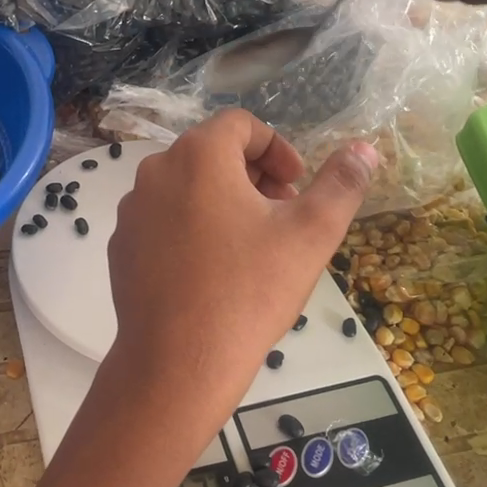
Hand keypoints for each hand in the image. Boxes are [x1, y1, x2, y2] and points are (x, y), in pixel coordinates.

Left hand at [105, 111, 377, 413]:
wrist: (177, 362)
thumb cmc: (248, 291)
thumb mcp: (309, 234)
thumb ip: (341, 184)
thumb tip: (364, 149)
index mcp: (197, 155)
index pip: (240, 124)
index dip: (277, 148)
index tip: (296, 185)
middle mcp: (155, 170)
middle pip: (211, 152)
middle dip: (252, 174)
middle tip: (281, 215)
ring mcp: (131, 209)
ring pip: (185, 186)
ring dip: (222, 200)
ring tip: (250, 244)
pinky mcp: (121, 244)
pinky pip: (162, 218)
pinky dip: (190, 226)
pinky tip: (212, 269)